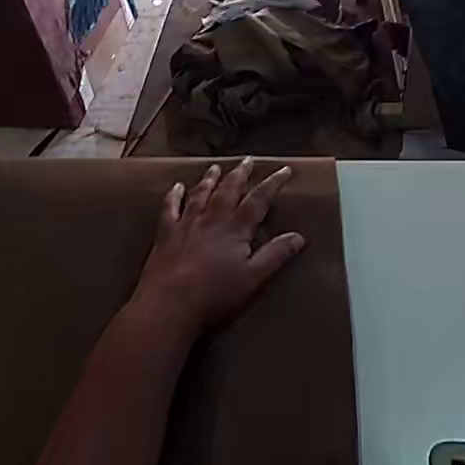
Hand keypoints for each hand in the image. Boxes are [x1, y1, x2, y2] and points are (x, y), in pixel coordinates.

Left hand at [128, 159, 302, 336]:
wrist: (169, 304)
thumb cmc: (214, 296)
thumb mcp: (253, 279)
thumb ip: (275, 255)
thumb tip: (298, 236)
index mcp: (235, 230)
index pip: (258, 201)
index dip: (272, 184)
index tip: (284, 170)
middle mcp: (211, 221)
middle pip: (228, 191)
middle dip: (240, 174)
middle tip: (248, 160)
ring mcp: (186, 225)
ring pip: (200, 195)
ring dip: (210, 179)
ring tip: (216, 167)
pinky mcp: (166, 235)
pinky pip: (169, 208)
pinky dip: (173, 196)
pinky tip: (176, 187)